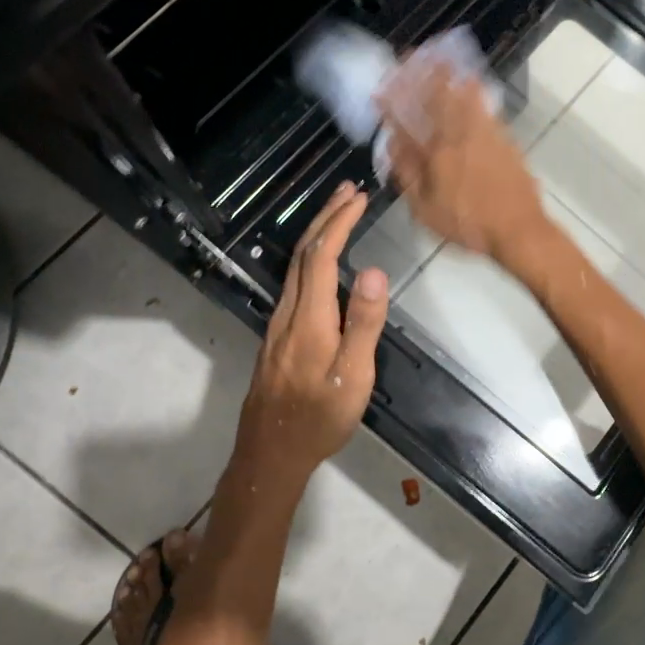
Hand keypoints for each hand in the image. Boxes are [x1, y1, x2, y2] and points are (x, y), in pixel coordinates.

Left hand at [236, 182, 388, 471]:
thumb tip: (373, 270)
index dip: (339, 222)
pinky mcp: (277, 338)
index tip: (358, 197)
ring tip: (338, 215)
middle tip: (347, 190)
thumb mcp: (353, 377)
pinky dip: (311, 259)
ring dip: (317, 235)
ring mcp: (278, 326)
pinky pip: (294, 284)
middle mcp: (289, 314)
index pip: (322, 256)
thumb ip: (363, 324)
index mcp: (310, 319)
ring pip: (296, 268)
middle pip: (303, 254)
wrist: (271, 454)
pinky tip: (322, 264)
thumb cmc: (319, 418)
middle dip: (326, 217)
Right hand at [378, 53, 547, 263]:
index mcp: (435, 154)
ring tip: (438, 58)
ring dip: (447, 76)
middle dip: (419, 76)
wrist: (519, 229)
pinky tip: (471, 82)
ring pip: (462, 97)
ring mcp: (484, 134)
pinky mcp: (504, 138)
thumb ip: (408, 175)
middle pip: (436, 99)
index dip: (392, 102)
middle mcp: (458, 136)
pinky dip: (474, 91)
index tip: (381, 88)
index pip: (407, 121)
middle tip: (409, 57)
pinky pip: (485, 107)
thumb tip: (394, 146)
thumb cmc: (468, 225)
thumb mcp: (426, 210)